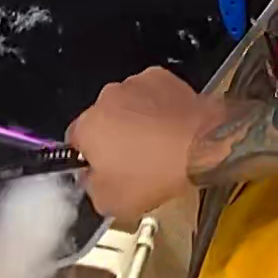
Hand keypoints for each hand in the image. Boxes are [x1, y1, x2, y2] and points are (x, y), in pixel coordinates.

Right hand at [67, 68, 221, 219]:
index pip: (74, 139)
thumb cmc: (155, 172)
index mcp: (88, 125)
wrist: (203, 144)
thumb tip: (92, 174)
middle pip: (102, 117)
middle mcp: (110, 96)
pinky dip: (157, 103)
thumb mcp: (107, 201)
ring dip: (135, 116)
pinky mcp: (164, 76)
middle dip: (112, 134)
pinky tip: (168, 123)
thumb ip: (89, 185)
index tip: (100, 166)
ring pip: (127, 102)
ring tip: (154, 140)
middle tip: (130, 156)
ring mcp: (139, 81)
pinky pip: (152, 92)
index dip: (87, 155)